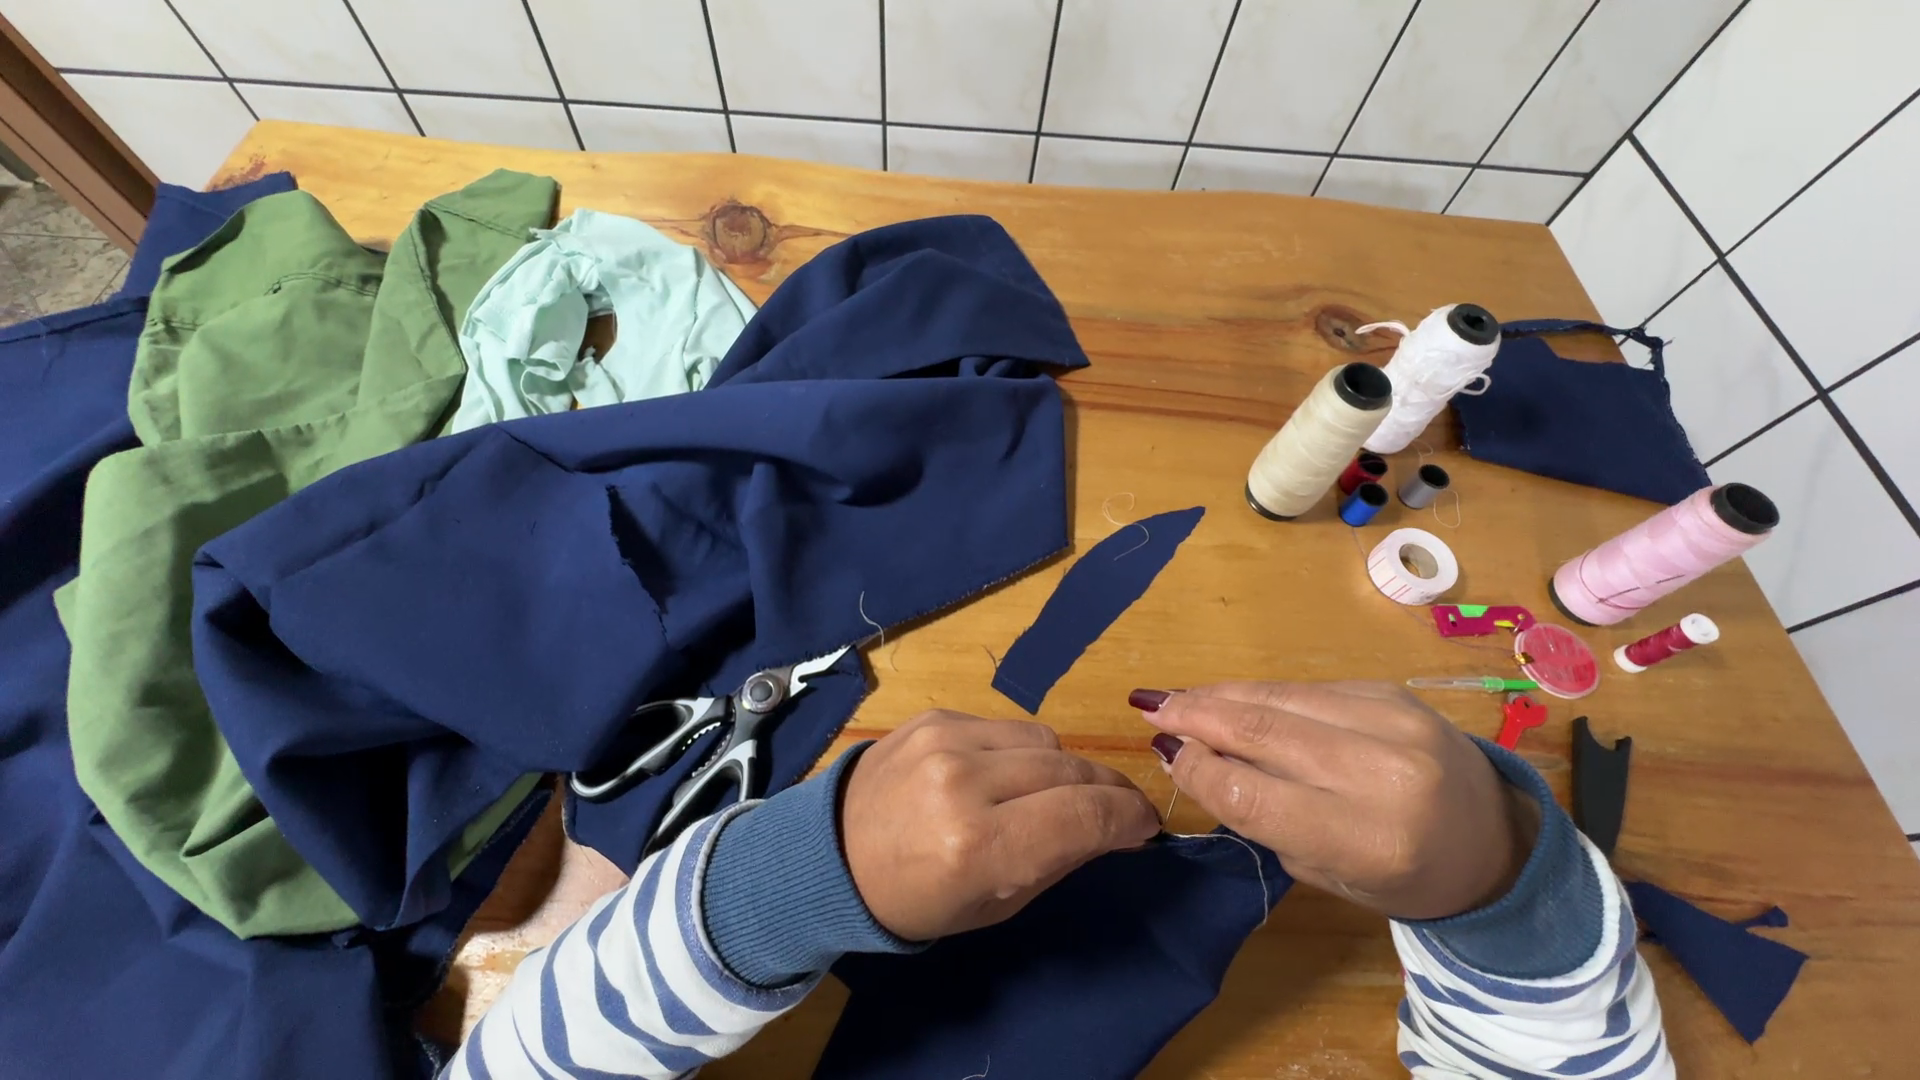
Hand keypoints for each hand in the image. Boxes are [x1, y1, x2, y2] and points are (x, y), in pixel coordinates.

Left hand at [841, 710, 1160, 940]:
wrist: (831, 855)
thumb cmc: (915, 900)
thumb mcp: (994, 906)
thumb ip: (1059, 858)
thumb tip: (1114, 823)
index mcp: (977, 846)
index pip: (1084, 816)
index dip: (1129, 818)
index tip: (1146, 825)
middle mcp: (963, 781)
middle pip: (1071, 769)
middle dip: (1106, 790)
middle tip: (1118, 809)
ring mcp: (945, 739)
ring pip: (1045, 739)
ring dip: (1062, 768)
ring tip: (1051, 794)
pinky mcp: (934, 716)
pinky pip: (1006, 726)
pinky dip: (1021, 751)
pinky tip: (1004, 774)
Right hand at [1135, 682, 1536, 919]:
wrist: (1494, 841)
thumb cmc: (1402, 876)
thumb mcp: (1325, 870)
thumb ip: (1258, 811)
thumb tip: (1189, 752)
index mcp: (1369, 838)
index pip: (1252, 791)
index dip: (1197, 767)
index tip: (1164, 750)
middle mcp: (1384, 770)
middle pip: (1258, 729)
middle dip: (1194, 713)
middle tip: (1148, 706)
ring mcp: (1393, 720)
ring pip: (1276, 696)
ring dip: (1217, 695)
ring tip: (1176, 697)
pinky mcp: (1390, 691)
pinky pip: (1304, 688)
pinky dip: (1259, 693)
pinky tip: (1232, 699)